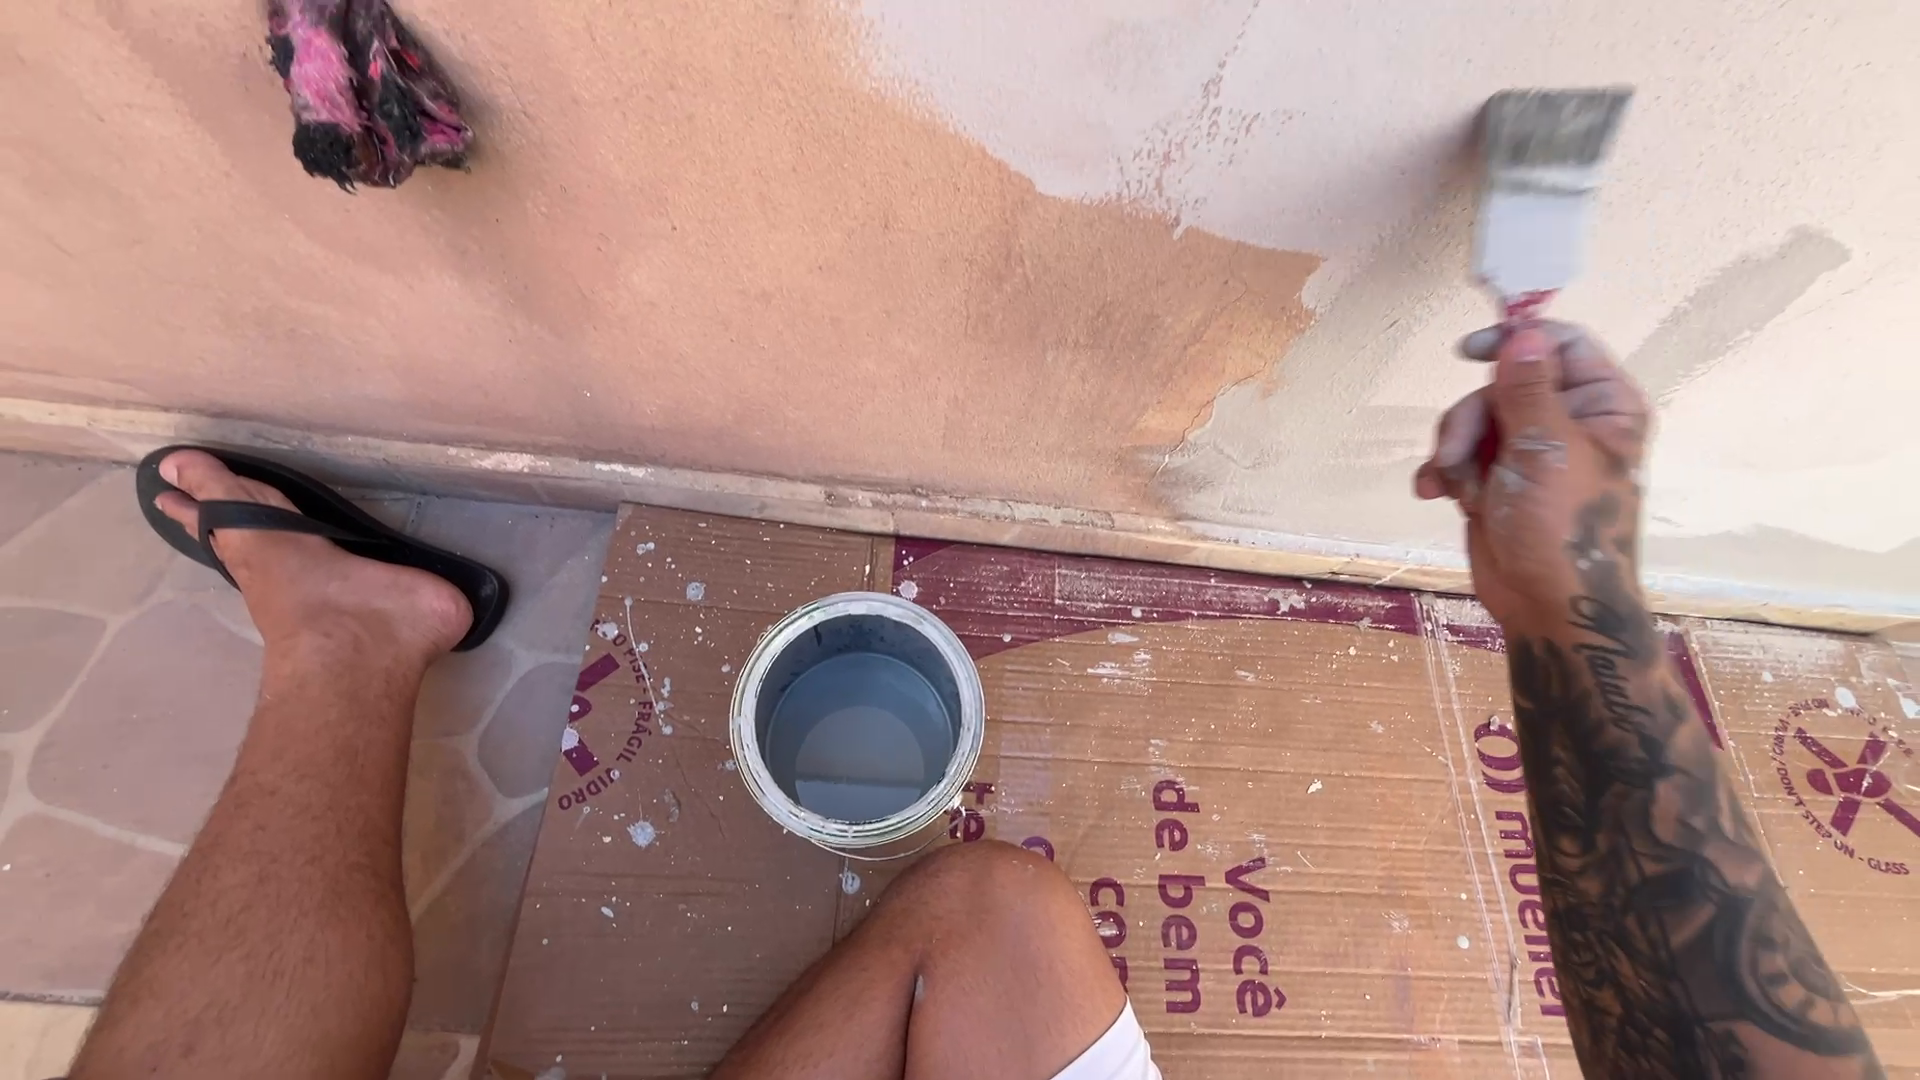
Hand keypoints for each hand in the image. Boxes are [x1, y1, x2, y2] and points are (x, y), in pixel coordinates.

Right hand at [1414, 322, 1650, 629]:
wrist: (1542, 599)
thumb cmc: (1562, 525)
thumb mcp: (1546, 450)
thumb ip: (1529, 389)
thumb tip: (1523, 333)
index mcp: (1599, 405)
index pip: (1559, 345)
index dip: (1515, 340)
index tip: (1468, 351)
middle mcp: (1563, 420)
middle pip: (1498, 386)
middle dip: (1469, 423)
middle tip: (1460, 457)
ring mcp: (1524, 451)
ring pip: (1469, 422)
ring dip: (1453, 455)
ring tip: (1460, 490)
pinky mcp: (1491, 477)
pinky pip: (1454, 457)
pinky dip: (1442, 475)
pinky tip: (1436, 496)